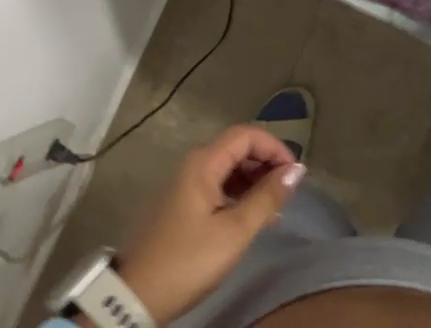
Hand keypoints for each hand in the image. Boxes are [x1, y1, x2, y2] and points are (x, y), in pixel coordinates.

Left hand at [113, 125, 305, 324]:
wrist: (134, 296)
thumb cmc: (188, 261)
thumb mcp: (234, 232)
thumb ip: (266, 198)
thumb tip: (296, 169)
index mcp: (203, 163)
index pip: (246, 135)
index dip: (274, 148)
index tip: (294, 174)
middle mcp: (192, 165)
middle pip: (236, 149)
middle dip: (265, 164)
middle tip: (287, 193)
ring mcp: (183, 185)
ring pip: (226, 169)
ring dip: (253, 181)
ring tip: (274, 209)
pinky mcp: (179, 205)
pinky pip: (215, 186)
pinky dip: (237, 195)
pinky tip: (250, 217)